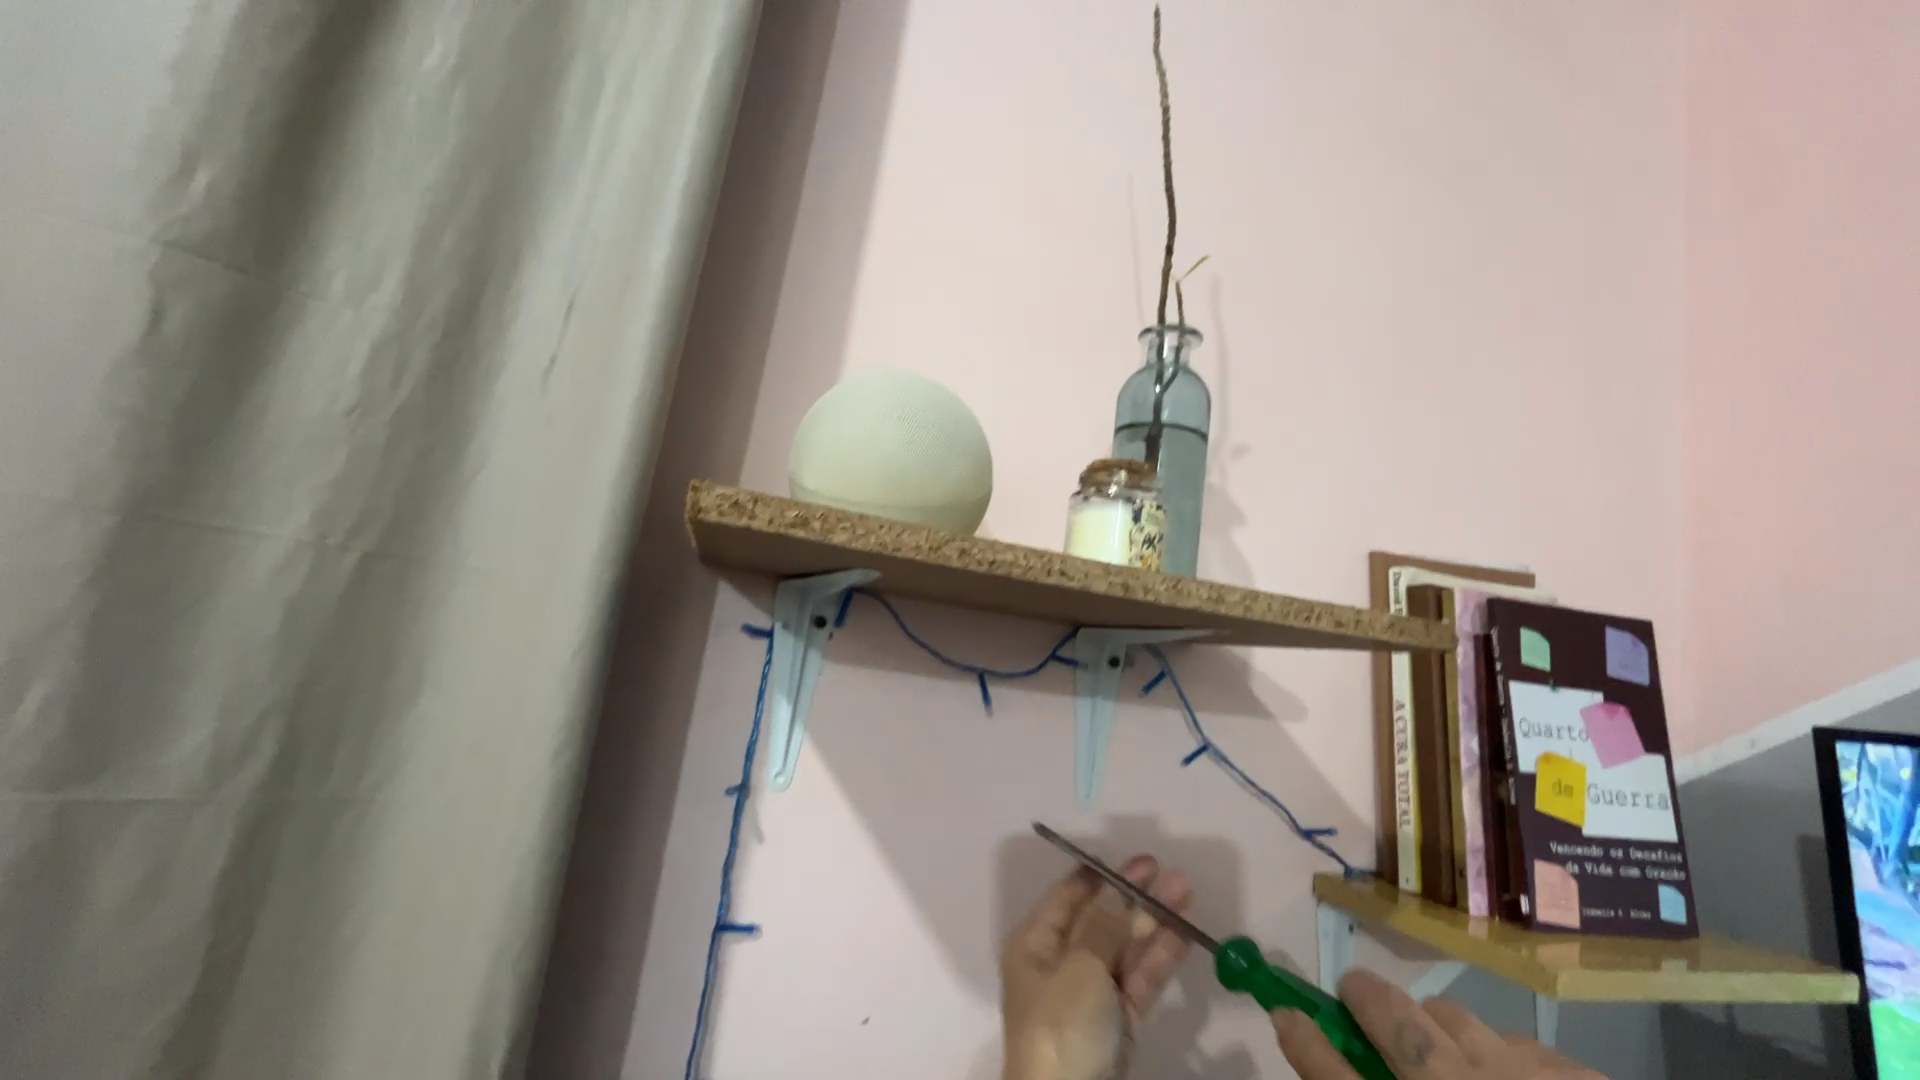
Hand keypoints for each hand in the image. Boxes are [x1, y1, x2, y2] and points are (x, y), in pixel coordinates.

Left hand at [999, 856, 1193, 1079]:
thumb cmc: (1061, 1027)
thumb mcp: (1080, 969)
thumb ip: (1105, 926)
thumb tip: (1119, 889)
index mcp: (1035, 945)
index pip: (1066, 898)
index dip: (1097, 876)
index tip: (1129, 858)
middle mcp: (1060, 963)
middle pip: (1100, 920)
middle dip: (1133, 896)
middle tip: (1166, 869)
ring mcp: (1090, 993)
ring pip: (1124, 948)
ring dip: (1153, 921)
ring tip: (1185, 890)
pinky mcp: (1118, 1021)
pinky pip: (1138, 979)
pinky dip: (1159, 957)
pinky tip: (1184, 933)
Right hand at [1274, 970, 1603, 1078]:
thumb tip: (1330, 1058)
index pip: (1334, 1076)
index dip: (1304, 1041)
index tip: (1287, 1012)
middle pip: (1390, 1018)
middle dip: (1362, 998)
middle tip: (1355, 997)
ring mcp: (1521, 1079)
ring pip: (1452, 1016)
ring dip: (1435, 1028)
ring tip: (1448, 1058)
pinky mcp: (1575, 1079)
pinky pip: (1519, 1042)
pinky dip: (1503, 1058)